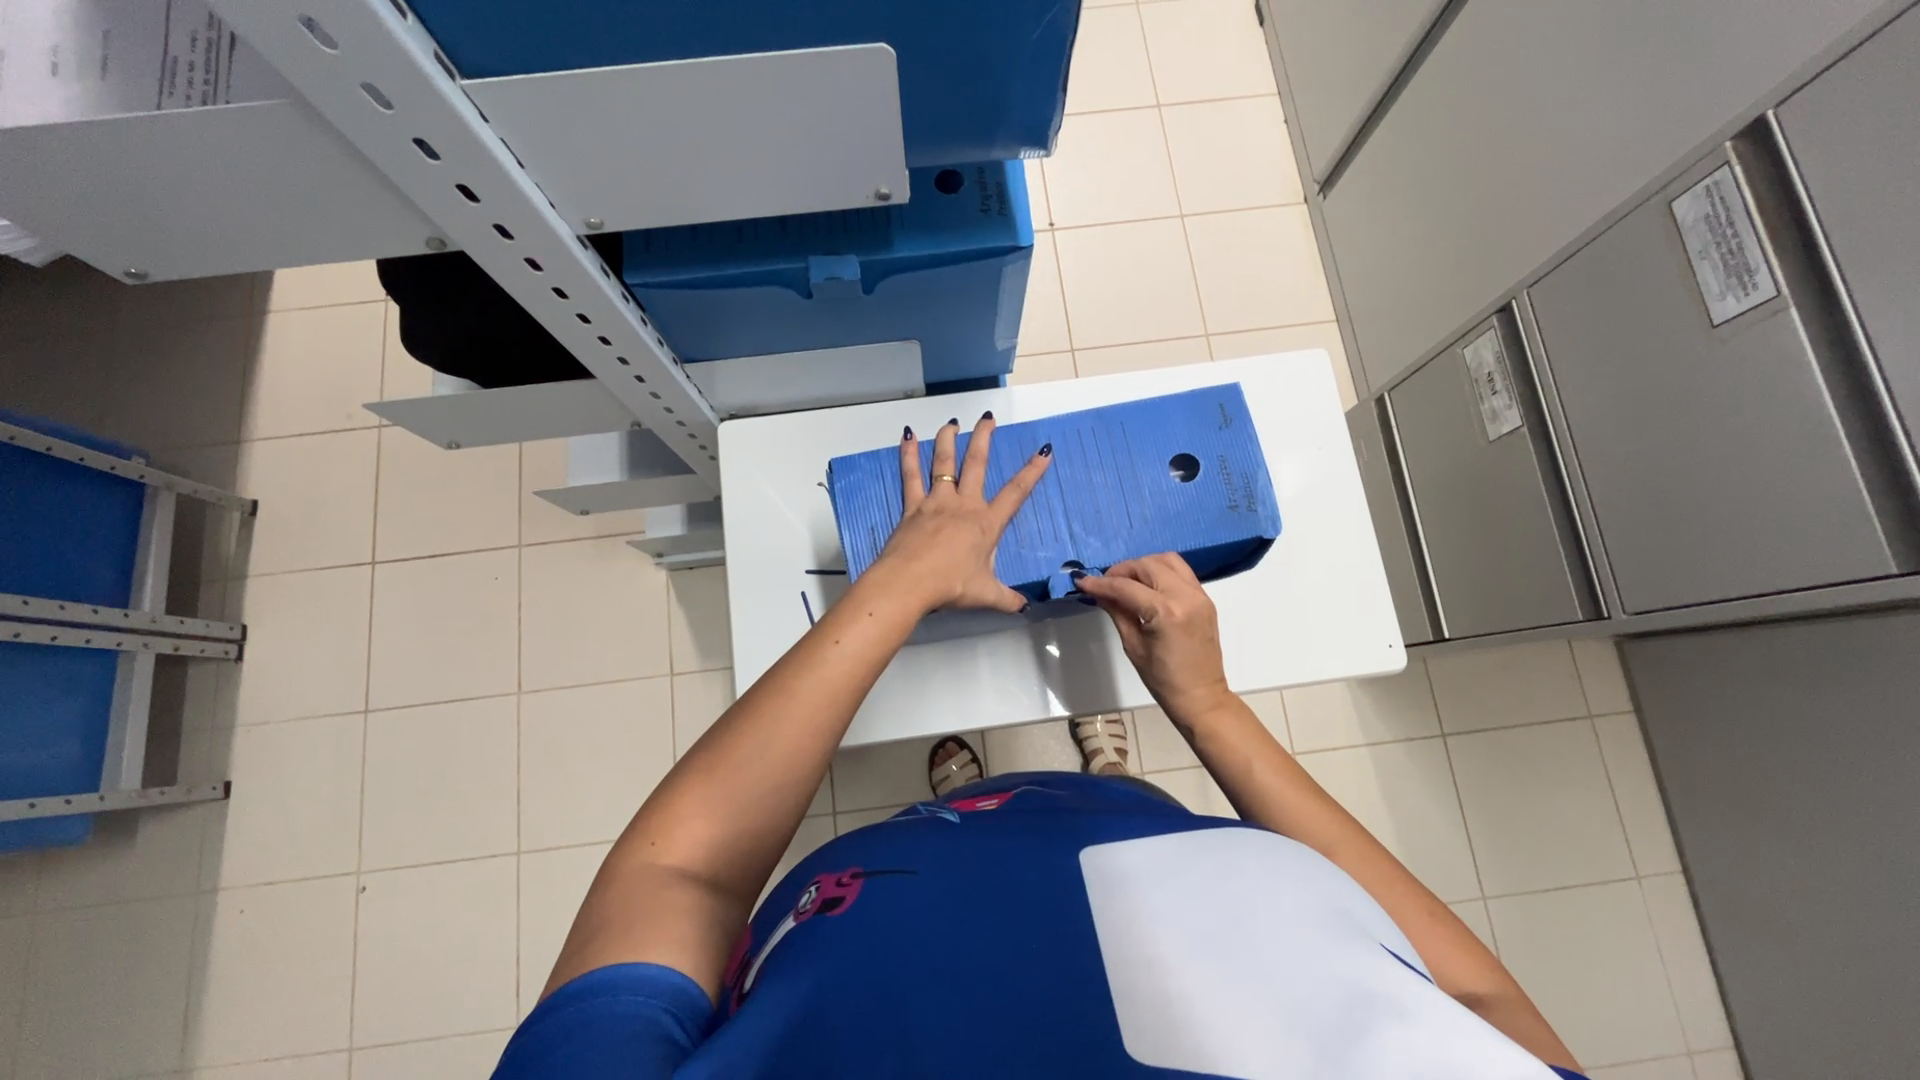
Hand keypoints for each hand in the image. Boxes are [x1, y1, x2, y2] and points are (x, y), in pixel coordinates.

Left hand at [869, 413, 1052, 615]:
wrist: (910, 583)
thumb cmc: (951, 586)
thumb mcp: (985, 595)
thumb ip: (1006, 599)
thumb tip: (1023, 608)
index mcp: (986, 523)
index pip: (1015, 493)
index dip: (1032, 471)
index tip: (1044, 451)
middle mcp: (964, 505)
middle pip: (976, 464)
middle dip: (985, 439)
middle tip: (988, 419)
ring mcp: (936, 502)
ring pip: (944, 463)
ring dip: (949, 440)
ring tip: (952, 423)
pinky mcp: (912, 507)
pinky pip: (910, 476)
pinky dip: (909, 455)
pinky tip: (908, 436)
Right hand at [1075, 554, 1232, 718]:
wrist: (1201, 696)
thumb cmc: (1163, 679)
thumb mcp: (1133, 645)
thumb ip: (1117, 612)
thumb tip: (1099, 592)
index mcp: (1166, 613)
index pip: (1127, 587)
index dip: (1101, 583)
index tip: (1082, 583)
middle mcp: (1185, 596)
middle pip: (1148, 566)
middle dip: (1123, 571)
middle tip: (1106, 584)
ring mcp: (1199, 595)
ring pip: (1167, 560)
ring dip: (1144, 566)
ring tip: (1127, 582)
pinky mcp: (1205, 598)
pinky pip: (1181, 572)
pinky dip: (1161, 571)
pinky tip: (1147, 587)